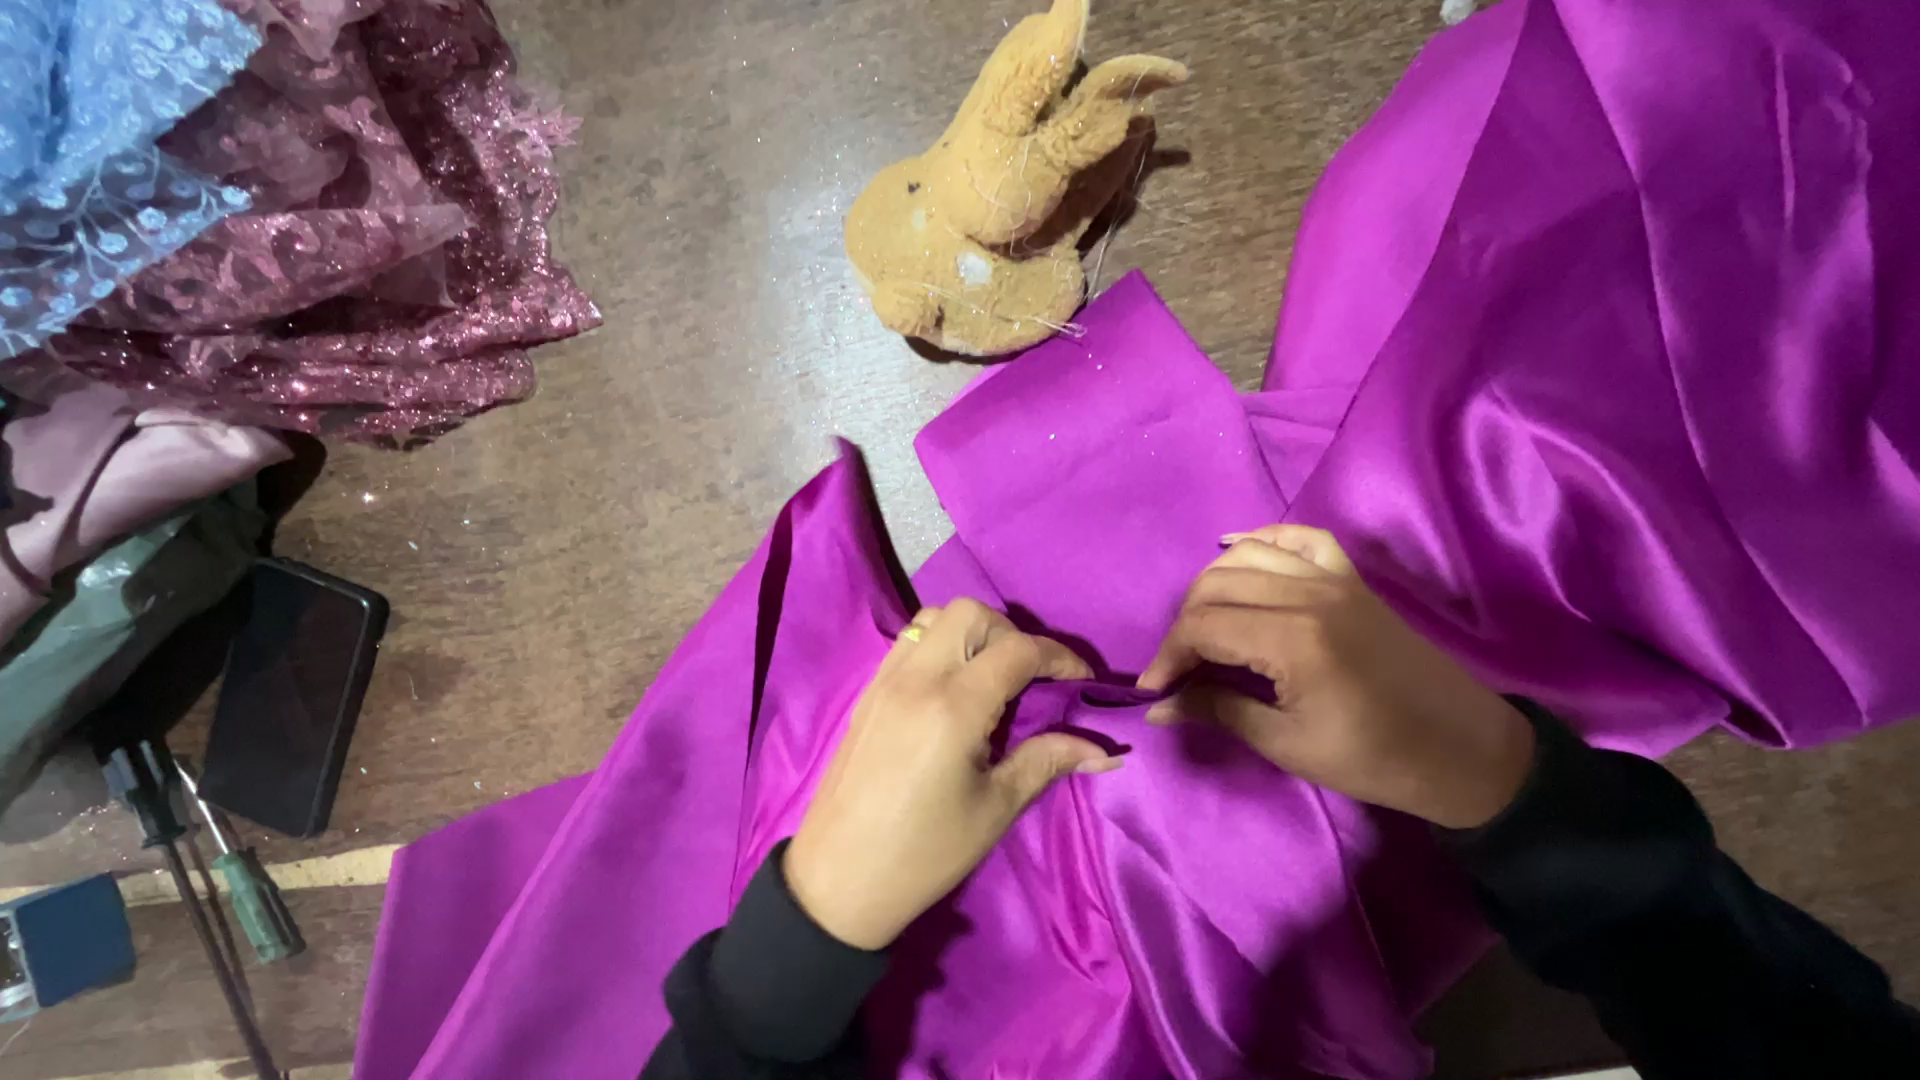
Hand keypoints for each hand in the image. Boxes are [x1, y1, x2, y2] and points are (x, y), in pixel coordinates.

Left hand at [785, 599, 1121, 949]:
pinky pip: (909, 642)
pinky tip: (954, 690)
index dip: (1059, 658)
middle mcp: (917, 677)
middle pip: (971, 614)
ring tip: (992, 679)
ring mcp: (886, 680)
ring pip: (934, 618)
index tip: (1081, 681)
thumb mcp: (995, 808)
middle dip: (1011, 634)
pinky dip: (940, 645)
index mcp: (953, 706)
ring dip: (972, 634)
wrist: (839, 879)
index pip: (1017, 650)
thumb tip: (1104, 750)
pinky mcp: (868, 692)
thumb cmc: (924, 852)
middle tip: (1030, 678)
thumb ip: (1048, 761)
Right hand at [1140, 526, 1533, 828]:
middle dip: (1183, 625)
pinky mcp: (1352, 578)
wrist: (1464, 751)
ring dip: (1211, 585)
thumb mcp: (1287, 745)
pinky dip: (1263, 540)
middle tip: (1179, 668)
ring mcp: (1334, 579)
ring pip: (1247, 556)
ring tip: (1203, 626)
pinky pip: (1299, 538)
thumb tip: (1157, 706)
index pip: (1201, 626)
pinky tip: (1240, 553)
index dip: (1168, 656)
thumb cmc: (1374, 758)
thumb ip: (1217, 711)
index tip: (1155, 690)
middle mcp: (1308, 594)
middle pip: (1214, 585)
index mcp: (1293, 639)